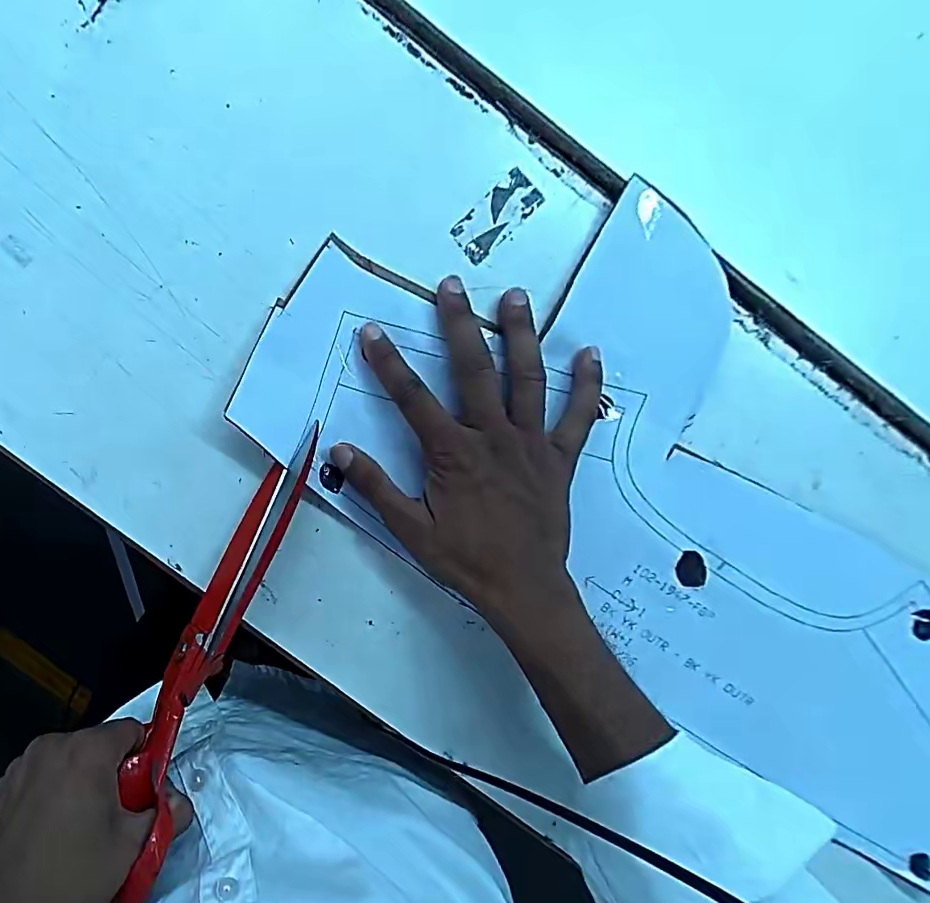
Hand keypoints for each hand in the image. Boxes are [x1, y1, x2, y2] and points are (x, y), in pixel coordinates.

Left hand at [0, 720, 192, 902]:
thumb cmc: (67, 887)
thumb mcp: (132, 848)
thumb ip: (164, 813)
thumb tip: (176, 803)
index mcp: (85, 752)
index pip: (131, 729)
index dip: (147, 757)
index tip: (150, 787)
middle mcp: (49, 749)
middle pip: (98, 746)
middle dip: (116, 776)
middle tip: (122, 819)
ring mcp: (19, 768)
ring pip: (69, 763)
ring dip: (85, 786)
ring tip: (86, 834)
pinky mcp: (1, 791)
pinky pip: (42, 780)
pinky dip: (56, 797)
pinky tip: (57, 839)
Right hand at [329, 278, 600, 628]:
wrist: (523, 587)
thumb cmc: (463, 558)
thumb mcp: (408, 528)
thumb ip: (375, 486)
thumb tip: (339, 450)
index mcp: (453, 454)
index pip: (413, 400)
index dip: (389, 364)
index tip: (374, 332)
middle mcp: (493, 437)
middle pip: (474, 371)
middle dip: (459, 326)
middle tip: (450, 286)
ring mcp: (531, 444)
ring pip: (527, 380)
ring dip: (521, 336)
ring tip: (515, 297)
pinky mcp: (560, 459)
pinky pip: (578, 416)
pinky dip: (587, 386)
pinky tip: (590, 354)